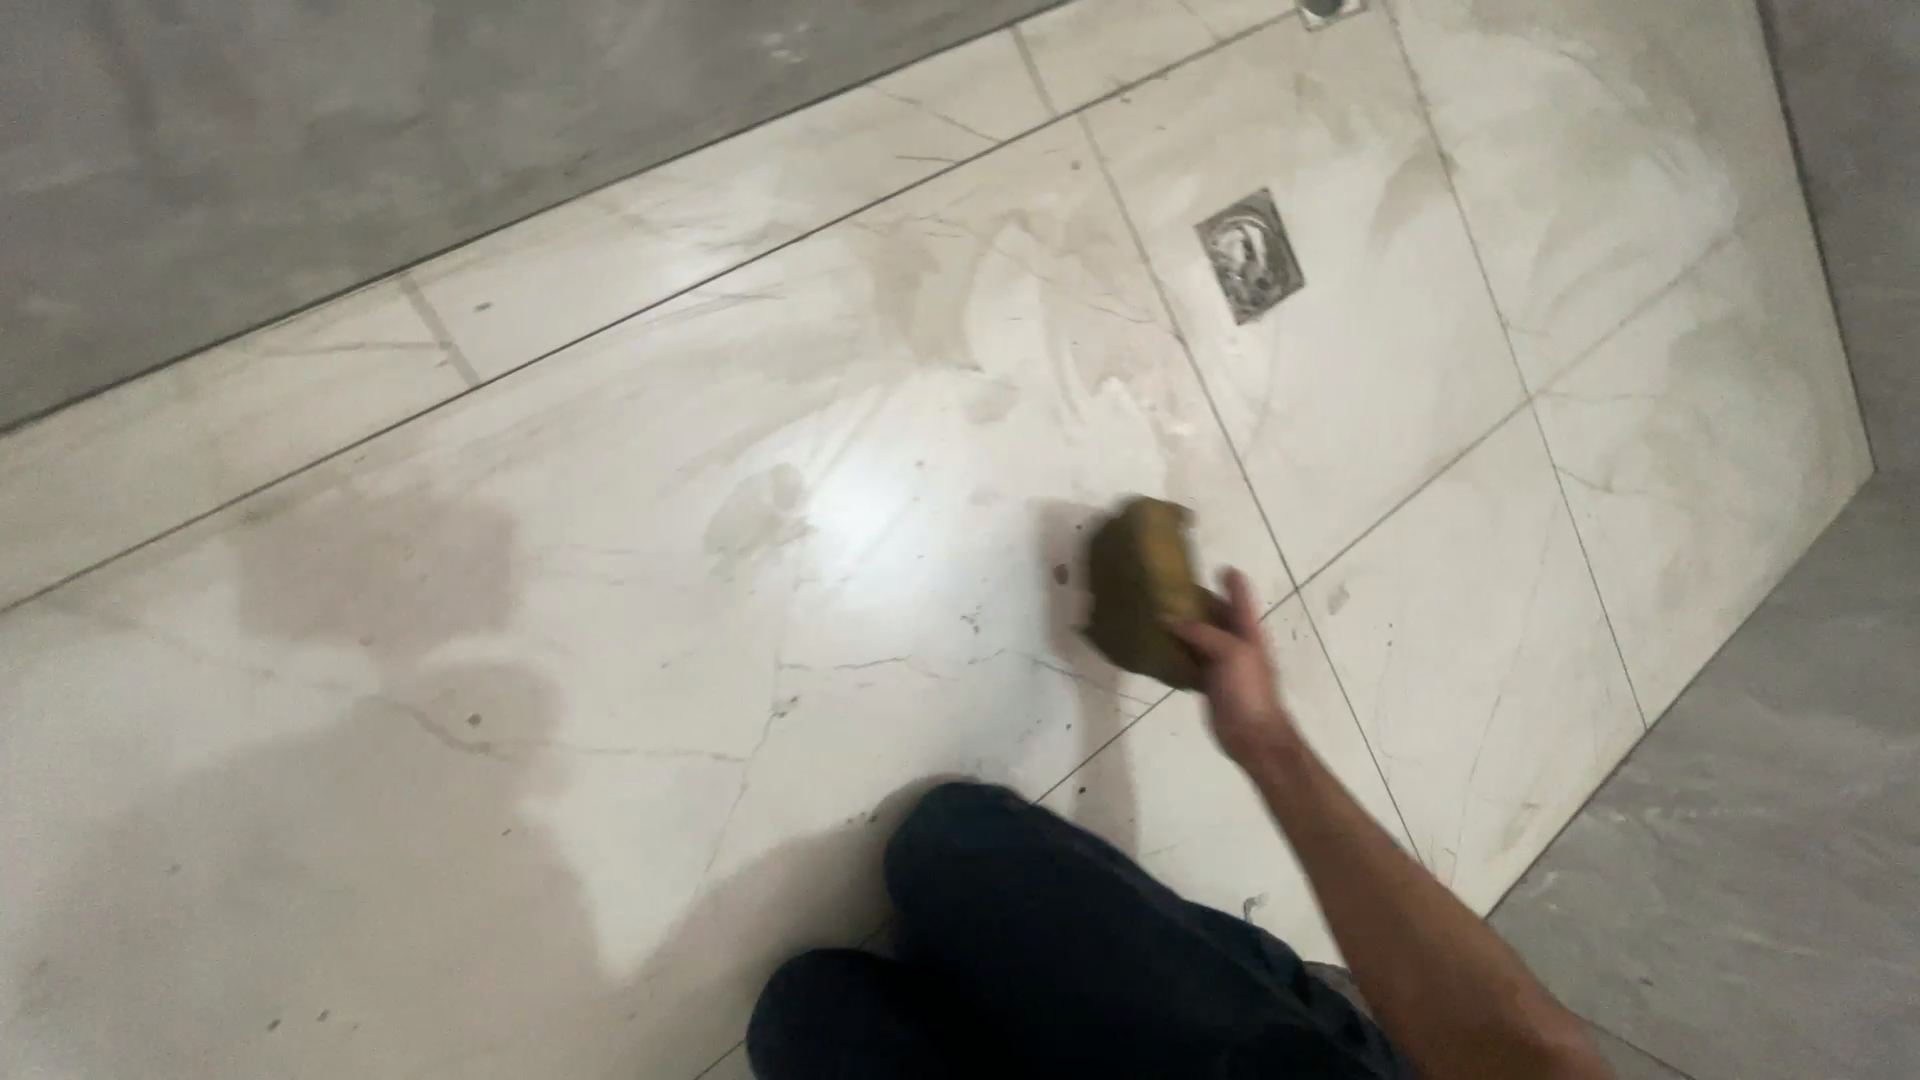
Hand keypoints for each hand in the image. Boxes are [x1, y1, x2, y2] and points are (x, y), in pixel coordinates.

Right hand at [1166, 568, 1299, 766]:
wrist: (1253, 735)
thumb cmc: (1249, 689)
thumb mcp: (1230, 652)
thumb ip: (1200, 632)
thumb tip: (1167, 618)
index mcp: (1248, 630)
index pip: (1240, 597)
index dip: (1230, 579)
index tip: (1213, 565)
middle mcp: (1235, 642)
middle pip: (1214, 614)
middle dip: (1195, 600)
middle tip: (1166, 587)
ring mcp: (1220, 662)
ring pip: (1197, 636)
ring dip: (1180, 625)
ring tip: (1153, 611)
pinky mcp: (1206, 681)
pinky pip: (1187, 659)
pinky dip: (1173, 650)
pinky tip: (1154, 645)